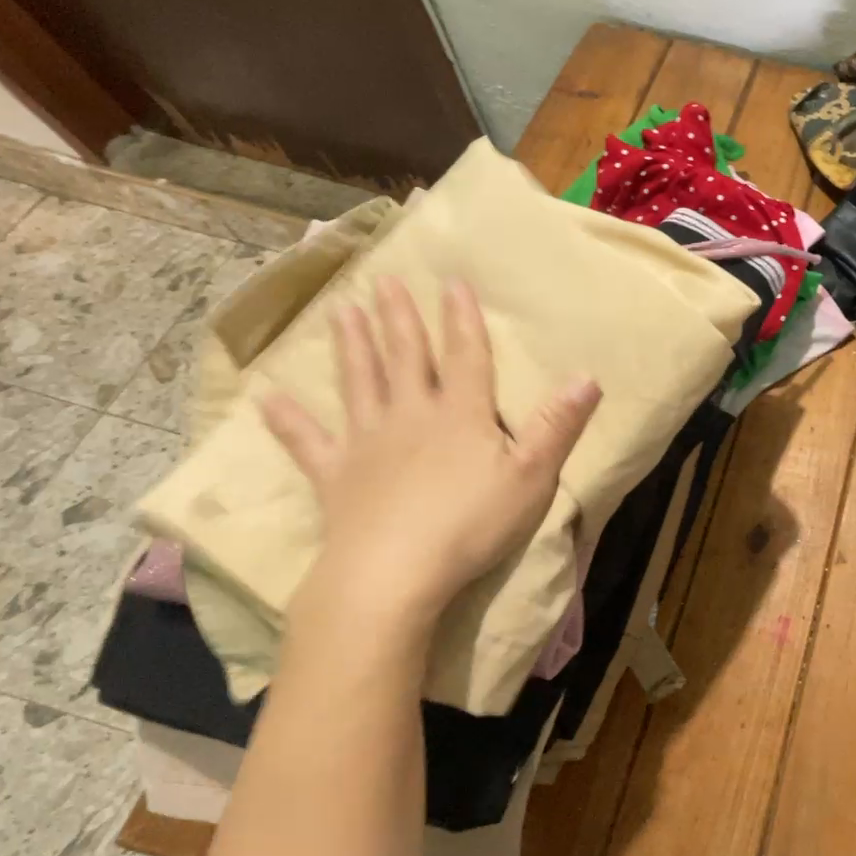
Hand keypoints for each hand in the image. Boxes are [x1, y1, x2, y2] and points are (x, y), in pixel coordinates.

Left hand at [260, 276, 601, 626]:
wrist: (392, 575)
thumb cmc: (471, 524)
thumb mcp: (533, 476)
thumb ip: (558, 426)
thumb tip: (588, 377)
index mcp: (461, 415)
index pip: (465, 356)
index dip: (462, 318)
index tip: (451, 281)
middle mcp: (411, 416)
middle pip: (405, 358)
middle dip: (398, 318)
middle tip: (383, 280)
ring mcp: (367, 444)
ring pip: (359, 384)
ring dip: (351, 346)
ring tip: (341, 311)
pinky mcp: (335, 477)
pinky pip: (308, 443)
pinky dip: (288, 420)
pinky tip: (267, 397)